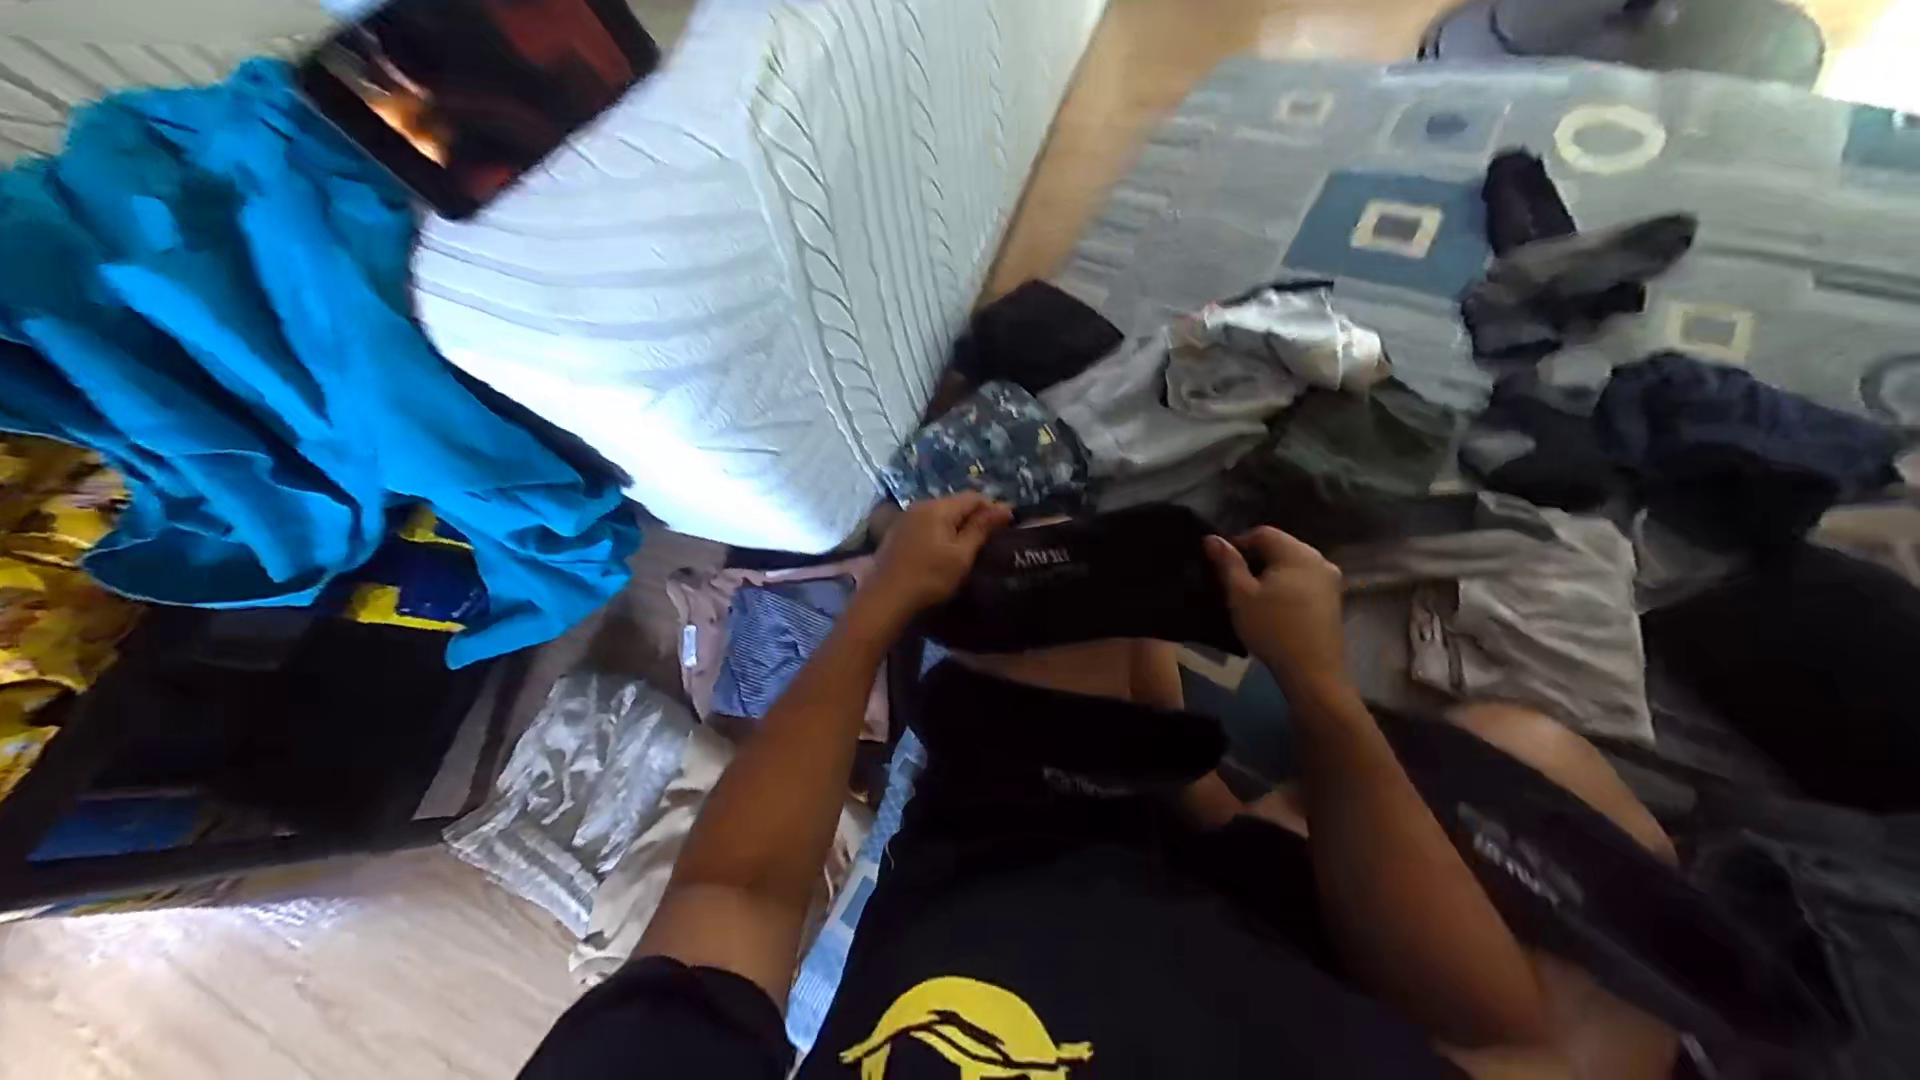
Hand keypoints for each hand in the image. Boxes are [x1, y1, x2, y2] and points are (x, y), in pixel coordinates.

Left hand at [859, 494, 1012, 626]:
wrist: (886, 598)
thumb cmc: (929, 577)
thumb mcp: (961, 555)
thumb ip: (981, 528)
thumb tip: (1004, 509)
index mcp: (937, 508)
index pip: (973, 497)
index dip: (993, 507)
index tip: (1009, 523)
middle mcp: (920, 506)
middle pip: (955, 504)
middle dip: (976, 515)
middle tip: (993, 535)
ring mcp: (906, 519)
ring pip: (940, 514)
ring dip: (958, 524)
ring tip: (972, 542)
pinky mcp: (897, 534)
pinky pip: (927, 525)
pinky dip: (941, 531)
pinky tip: (945, 548)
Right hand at [1204, 527, 1351, 698]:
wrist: (1313, 672)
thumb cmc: (1272, 629)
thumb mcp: (1241, 595)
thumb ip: (1227, 563)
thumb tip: (1211, 538)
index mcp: (1298, 554)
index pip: (1263, 532)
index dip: (1238, 543)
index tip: (1221, 565)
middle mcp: (1320, 560)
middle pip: (1280, 546)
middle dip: (1254, 557)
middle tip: (1233, 580)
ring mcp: (1330, 580)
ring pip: (1291, 564)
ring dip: (1269, 572)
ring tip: (1250, 594)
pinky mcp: (1333, 598)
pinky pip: (1303, 579)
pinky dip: (1285, 584)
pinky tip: (1273, 605)